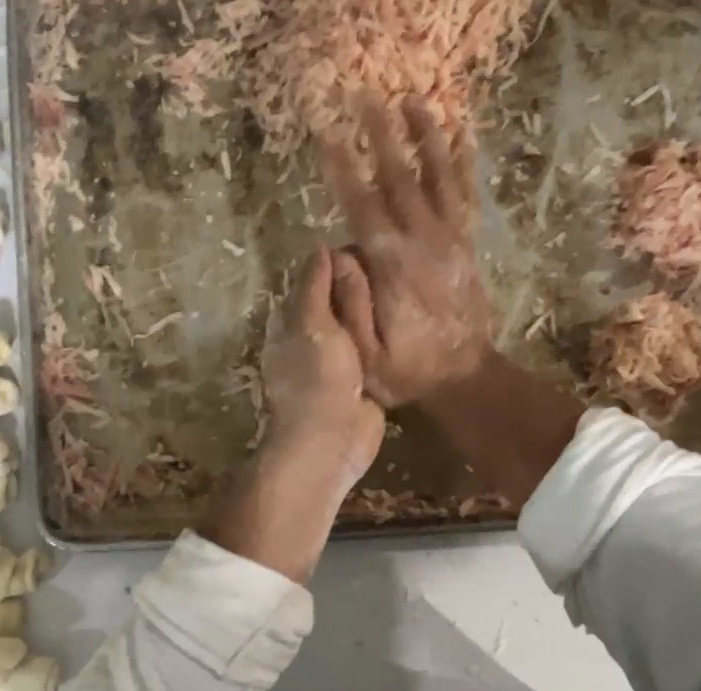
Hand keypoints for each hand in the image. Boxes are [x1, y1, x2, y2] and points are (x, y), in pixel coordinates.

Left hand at [259, 245, 385, 484]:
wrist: (333, 439)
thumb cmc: (316, 378)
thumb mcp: (311, 323)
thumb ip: (314, 286)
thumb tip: (319, 248)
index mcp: (290, 326)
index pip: (309, 284)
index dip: (332, 263)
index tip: (365, 242)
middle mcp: (312, 342)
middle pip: (337, 303)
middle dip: (360, 284)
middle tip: (395, 257)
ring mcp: (338, 363)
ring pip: (358, 326)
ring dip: (376, 309)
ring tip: (407, 278)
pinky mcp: (363, 382)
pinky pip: (375, 351)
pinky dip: (387, 336)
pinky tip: (410, 316)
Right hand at [322, 97, 493, 407]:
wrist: (464, 379)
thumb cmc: (407, 372)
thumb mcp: (366, 354)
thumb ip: (348, 304)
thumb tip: (333, 253)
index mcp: (391, 266)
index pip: (362, 205)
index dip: (343, 168)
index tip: (327, 135)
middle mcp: (423, 241)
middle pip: (399, 177)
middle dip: (380, 135)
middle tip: (364, 97)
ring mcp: (449, 240)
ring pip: (437, 176)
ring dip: (424, 135)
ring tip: (412, 100)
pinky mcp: (465, 246)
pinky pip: (464, 195)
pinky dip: (460, 163)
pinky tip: (456, 138)